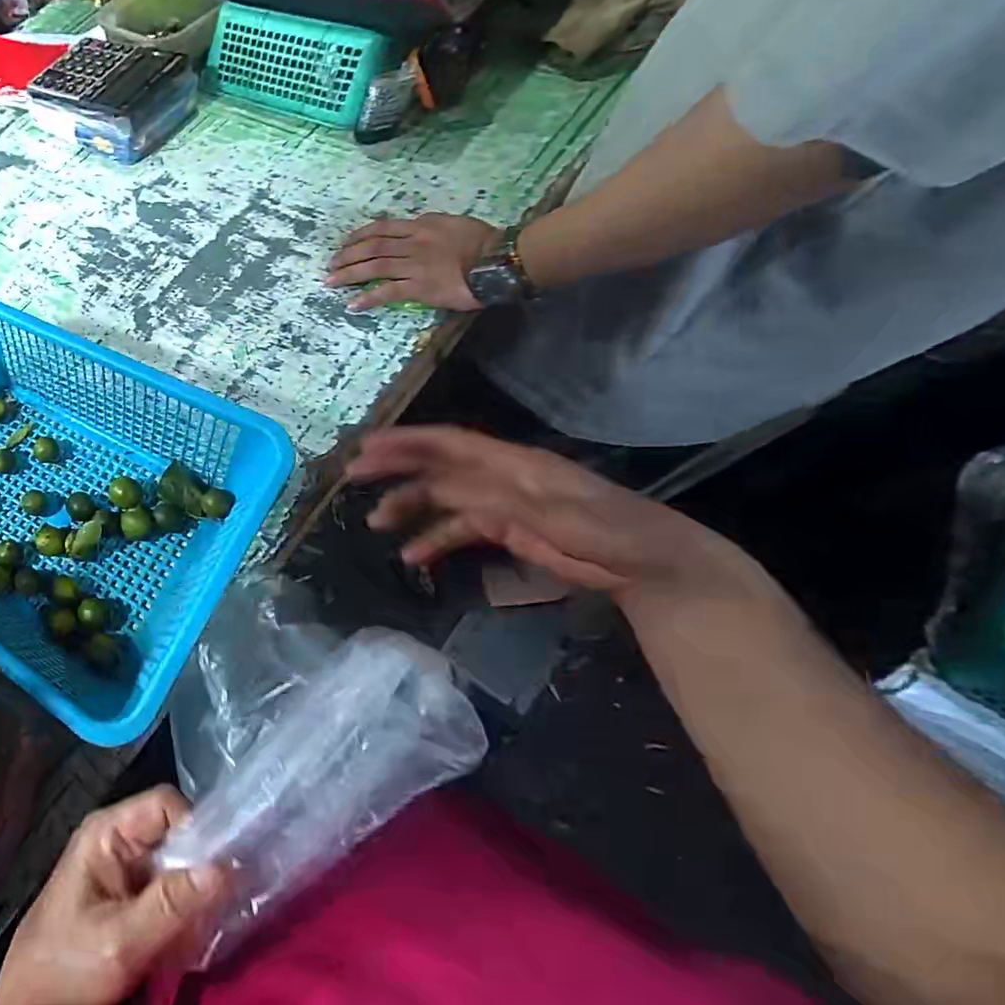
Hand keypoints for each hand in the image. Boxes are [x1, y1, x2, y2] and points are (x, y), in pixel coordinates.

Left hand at [0, 786, 228, 1004]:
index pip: (165, 803)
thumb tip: (225, 868)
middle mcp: (119, 840)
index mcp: (107, 832)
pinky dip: (184, 917)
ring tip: (198, 933)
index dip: (195, 828)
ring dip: (194, 900)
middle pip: (177, 835)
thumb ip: (171, 904)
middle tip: (215, 909)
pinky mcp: (132, 898)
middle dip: (199, 871)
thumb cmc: (65, 965)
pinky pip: (172, 893)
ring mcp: (126, 870)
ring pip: (179, 867)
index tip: (217, 870)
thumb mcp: (120, 939)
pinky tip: (185, 944)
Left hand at [326, 213, 501, 311]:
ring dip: (348, 274)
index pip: (383, 228)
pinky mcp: (419, 287)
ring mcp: (414, 265)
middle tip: (330, 265)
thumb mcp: (454, 223)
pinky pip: (387, 292)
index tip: (345, 243)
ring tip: (331, 282)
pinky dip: (368, 298)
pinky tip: (352, 305)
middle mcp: (413, 243)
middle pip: (372, 247)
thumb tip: (416, 226)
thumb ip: (431, 225)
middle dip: (347, 255)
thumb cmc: (484, 242)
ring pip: (374, 267)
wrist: (499, 259)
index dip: (359, 235)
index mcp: (421, 226)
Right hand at [346, 425, 761, 600]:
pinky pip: (457, 530)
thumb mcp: (556, 514)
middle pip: (436, 466)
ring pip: (441, 499)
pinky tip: (413, 556)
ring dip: (408, 508)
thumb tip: (439, 487)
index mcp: (511, 463)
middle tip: (354, 476)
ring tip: (375, 523)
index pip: (449, 443)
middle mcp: (498, 476)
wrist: (650, 563)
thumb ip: (497, 500)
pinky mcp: (504, 529)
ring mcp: (499, 504)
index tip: (367, 445)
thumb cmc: (610, 530)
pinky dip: (433, 540)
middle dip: (394, 468)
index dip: (406, 441)